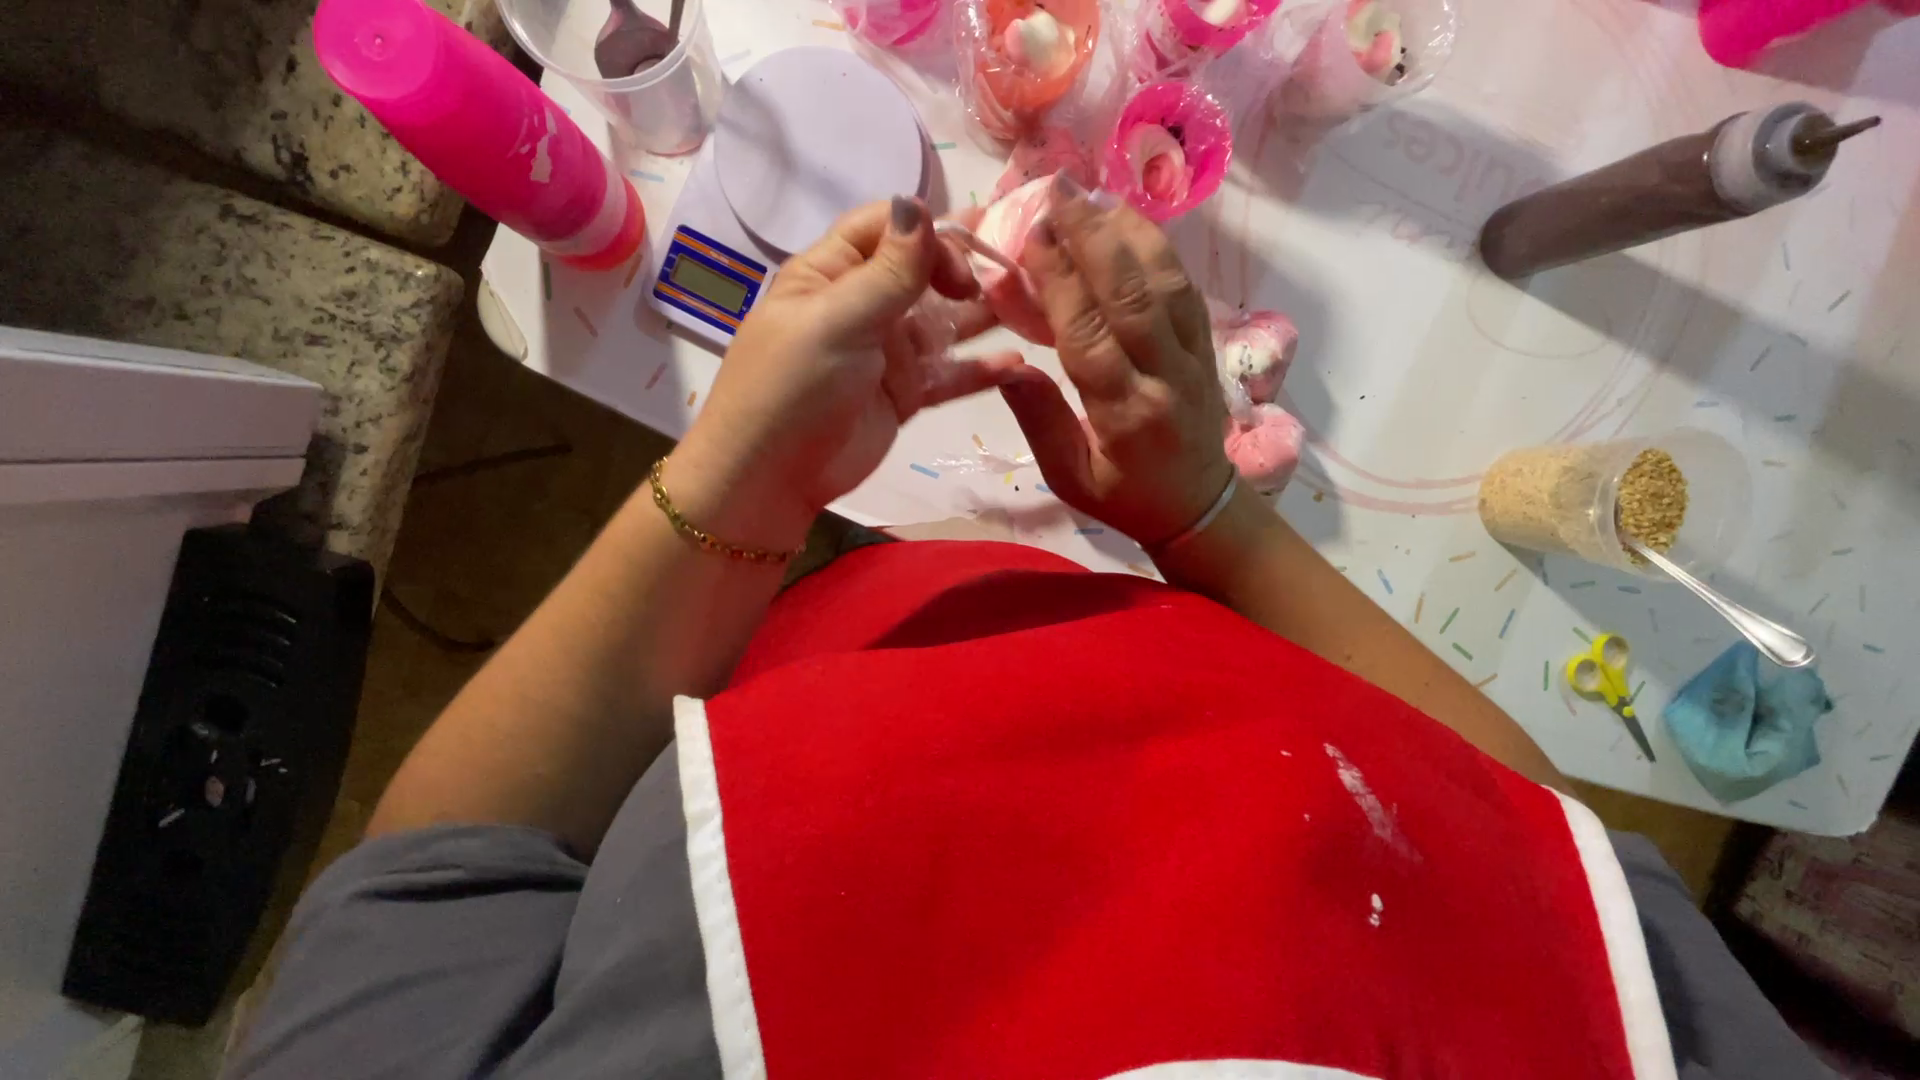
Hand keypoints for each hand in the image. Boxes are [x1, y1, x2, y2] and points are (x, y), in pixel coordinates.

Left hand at [669, 198, 1029, 550]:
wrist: (771, 478)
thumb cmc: (794, 387)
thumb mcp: (838, 321)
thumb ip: (888, 271)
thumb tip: (920, 201)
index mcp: (831, 272)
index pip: (887, 228)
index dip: (928, 233)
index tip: (961, 261)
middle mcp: (862, 305)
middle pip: (923, 272)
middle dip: (966, 268)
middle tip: (1017, 273)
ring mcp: (885, 352)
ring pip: (943, 323)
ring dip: (982, 315)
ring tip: (1030, 308)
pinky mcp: (903, 395)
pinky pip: (947, 374)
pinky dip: (978, 370)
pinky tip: (1017, 364)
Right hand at [998, 177, 1236, 548]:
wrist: (1200, 506)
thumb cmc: (1126, 498)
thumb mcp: (1070, 477)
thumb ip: (1041, 421)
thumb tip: (1007, 366)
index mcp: (1125, 415)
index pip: (1090, 336)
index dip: (1061, 282)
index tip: (1033, 236)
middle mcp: (1165, 377)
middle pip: (1132, 295)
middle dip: (1093, 237)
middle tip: (1058, 190)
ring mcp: (1194, 356)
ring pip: (1166, 282)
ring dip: (1128, 231)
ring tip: (1091, 194)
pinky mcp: (1206, 345)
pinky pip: (1183, 288)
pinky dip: (1157, 248)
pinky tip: (1129, 220)